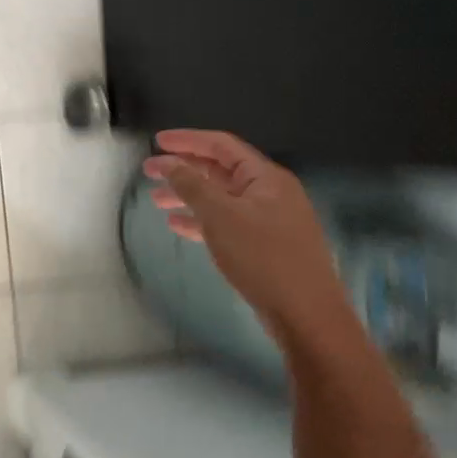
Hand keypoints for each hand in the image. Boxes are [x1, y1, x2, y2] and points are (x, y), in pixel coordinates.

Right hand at [144, 129, 354, 339]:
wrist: (307, 317)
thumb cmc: (263, 257)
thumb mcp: (220, 215)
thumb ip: (190, 184)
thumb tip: (167, 162)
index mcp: (266, 179)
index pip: (222, 145)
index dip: (187, 139)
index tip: (157, 141)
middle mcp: (271, 193)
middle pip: (220, 170)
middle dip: (183, 169)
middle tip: (148, 171)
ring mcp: (270, 220)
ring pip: (221, 197)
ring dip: (188, 195)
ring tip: (157, 200)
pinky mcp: (266, 245)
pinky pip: (227, 221)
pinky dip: (202, 219)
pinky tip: (178, 226)